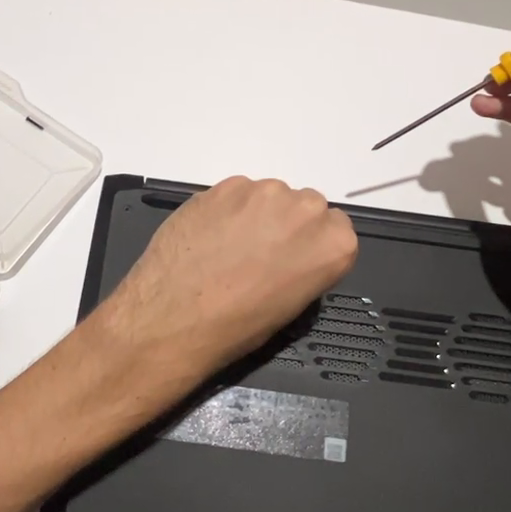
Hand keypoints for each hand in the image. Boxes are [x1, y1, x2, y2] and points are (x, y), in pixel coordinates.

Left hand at [95, 177, 357, 376]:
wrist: (175, 317)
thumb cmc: (238, 326)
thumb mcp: (291, 306)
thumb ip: (304, 267)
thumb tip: (291, 255)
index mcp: (334, 244)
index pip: (335, 229)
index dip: (310, 246)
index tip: (292, 261)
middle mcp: (305, 209)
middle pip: (304, 206)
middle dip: (285, 225)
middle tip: (259, 254)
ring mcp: (263, 192)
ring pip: (268, 197)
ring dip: (255, 216)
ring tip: (227, 249)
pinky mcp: (224, 185)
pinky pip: (235, 194)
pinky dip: (225, 211)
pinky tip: (208, 238)